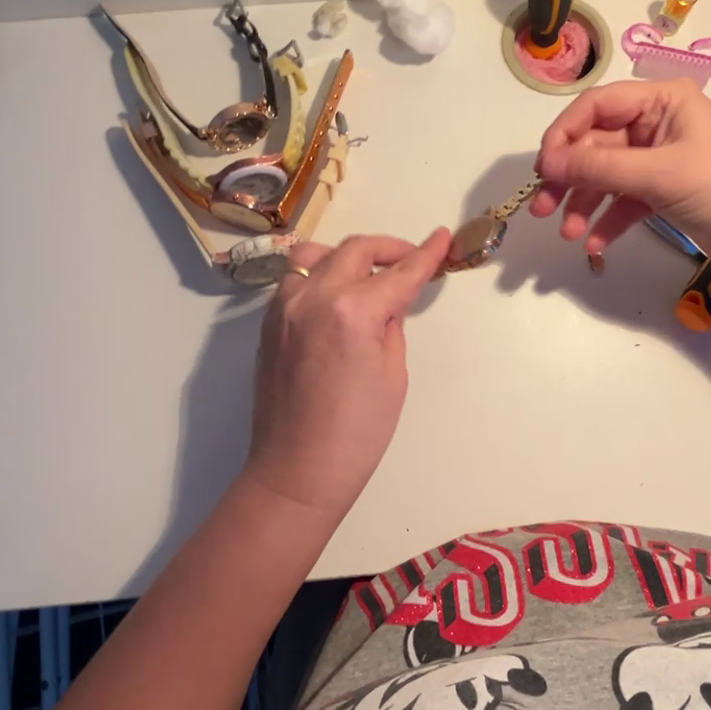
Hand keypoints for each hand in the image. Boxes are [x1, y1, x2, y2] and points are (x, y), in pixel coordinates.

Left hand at [244, 230, 452, 515]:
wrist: (296, 471)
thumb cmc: (357, 434)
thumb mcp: (392, 375)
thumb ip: (391, 326)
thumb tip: (387, 303)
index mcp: (352, 311)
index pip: (398, 273)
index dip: (425, 255)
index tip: (442, 238)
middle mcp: (312, 297)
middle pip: (354, 251)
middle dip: (388, 249)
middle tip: (411, 260)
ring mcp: (283, 308)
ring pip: (314, 256)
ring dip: (346, 257)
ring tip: (367, 276)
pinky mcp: (268, 324)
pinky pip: (294, 281)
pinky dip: (319, 276)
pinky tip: (337, 299)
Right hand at [532, 78, 710, 268]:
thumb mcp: (656, 173)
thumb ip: (597, 167)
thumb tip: (545, 162)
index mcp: (661, 100)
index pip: (595, 106)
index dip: (563, 135)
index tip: (543, 169)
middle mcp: (657, 124)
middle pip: (596, 144)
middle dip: (569, 178)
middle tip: (543, 209)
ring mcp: (660, 160)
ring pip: (606, 176)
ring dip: (584, 204)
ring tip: (569, 235)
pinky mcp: (665, 192)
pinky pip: (624, 201)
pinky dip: (607, 220)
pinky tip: (595, 244)